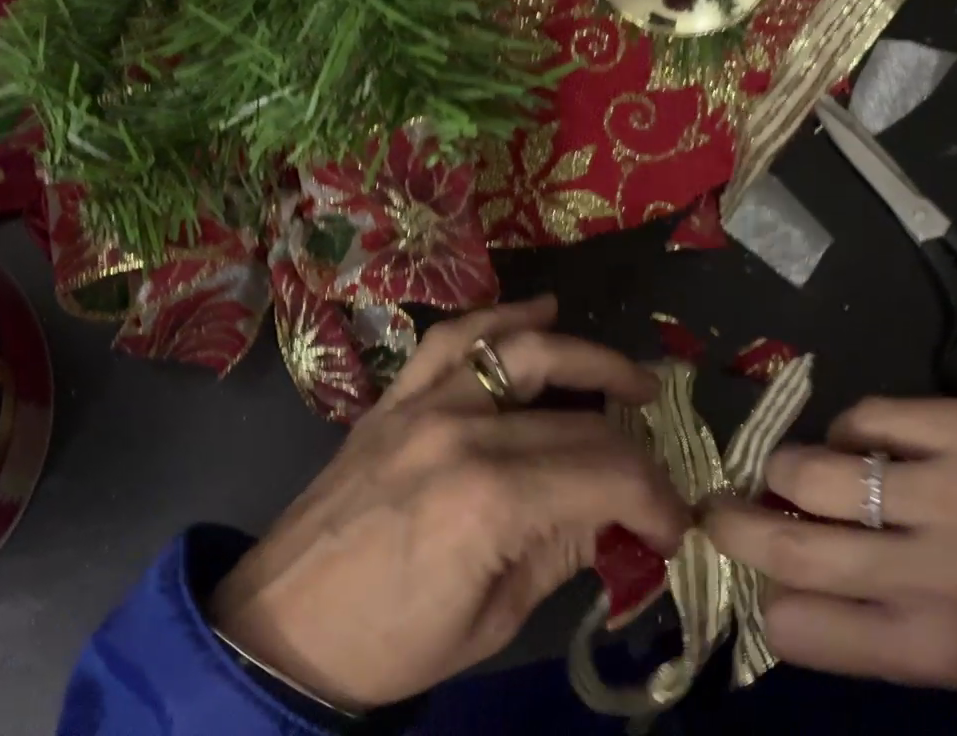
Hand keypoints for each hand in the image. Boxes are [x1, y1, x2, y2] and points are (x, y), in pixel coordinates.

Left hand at [208, 297, 688, 711]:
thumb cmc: (389, 643)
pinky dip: (500, 318)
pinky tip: (539, 313)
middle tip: (656, 476)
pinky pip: (452, 339)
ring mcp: (423, 405)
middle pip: (577, 419)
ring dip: (585, 356)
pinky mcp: (395, 398)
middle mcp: (461, 433)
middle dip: (634, 450)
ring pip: (521, 352)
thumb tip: (619, 516)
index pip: (606, 476)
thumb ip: (562, 551)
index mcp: (490, 502)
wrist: (282, 624)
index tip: (673, 529)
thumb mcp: (493, 619)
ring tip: (628, 379)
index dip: (656, 501)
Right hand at [704, 396, 956, 688]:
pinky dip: (851, 431)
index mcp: (929, 645)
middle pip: (789, 546)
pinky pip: (859, 420)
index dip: (759, 593)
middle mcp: (941, 580)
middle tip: (719, 506)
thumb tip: (760, 579)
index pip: (794, 629)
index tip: (751, 570)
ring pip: (812, 472)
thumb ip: (857, 622)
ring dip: (788, 467)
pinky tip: (874, 444)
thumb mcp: (943, 639)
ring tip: (801, 470)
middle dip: (733, 522)